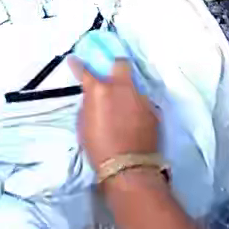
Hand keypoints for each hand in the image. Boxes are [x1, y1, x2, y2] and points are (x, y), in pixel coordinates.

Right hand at [71, 58, 161, 179]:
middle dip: (115, 68)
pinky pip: (143, 102)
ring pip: (135, 85)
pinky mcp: (153, 109)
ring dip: (128, 91)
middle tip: (112, 79)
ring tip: (125, 106)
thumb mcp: (84, 123)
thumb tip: (93, 96)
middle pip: (121, 64)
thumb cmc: (99, 147)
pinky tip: (135, 119)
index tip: (74, 60)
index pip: (85, 70)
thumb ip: (89, 103)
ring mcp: (141, 97)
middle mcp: (122, 86)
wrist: (129, 167)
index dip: (78, 65)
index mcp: (100, 89)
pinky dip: (138, 107)